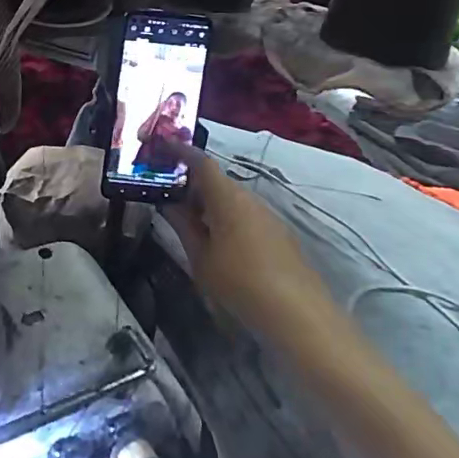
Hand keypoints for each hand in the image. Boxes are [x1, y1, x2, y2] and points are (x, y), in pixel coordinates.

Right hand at [161, 141, 334, 333]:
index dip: (181, 151)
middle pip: (217, 181)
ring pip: (232, 199)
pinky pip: (245, 214)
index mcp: (227, 197)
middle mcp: (249, 197)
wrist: (295, 310)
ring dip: (209, 204)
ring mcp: (267, 214)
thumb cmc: (239, 282)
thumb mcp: (201, 258)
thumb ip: (183, 226)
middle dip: (192, 185)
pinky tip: (218, 241)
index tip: (163, 147)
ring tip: (189, 223)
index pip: (202, 162)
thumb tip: (169, 202)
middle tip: (168, 197)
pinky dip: (226, 217)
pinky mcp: (277, 232)